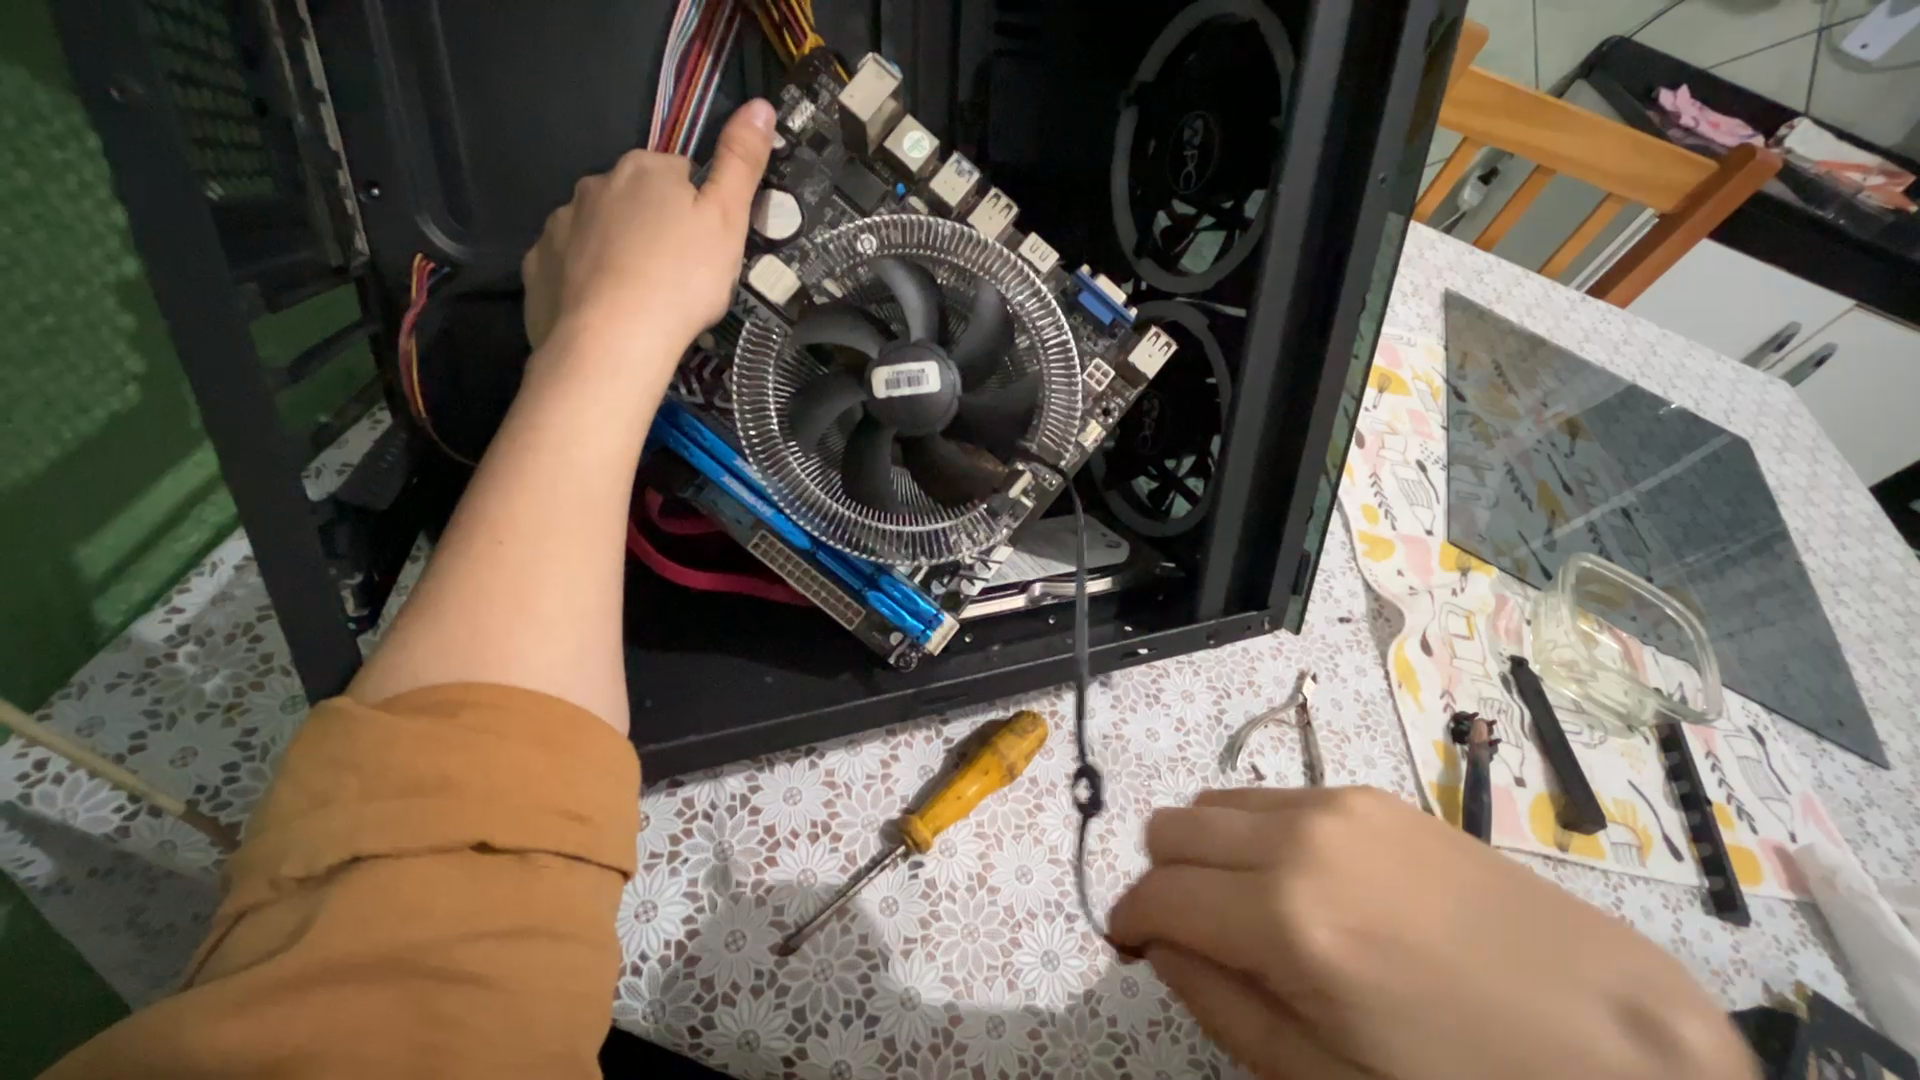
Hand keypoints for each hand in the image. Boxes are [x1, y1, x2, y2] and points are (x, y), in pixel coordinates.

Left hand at [521, 99, 774, 372]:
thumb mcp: (728, 220)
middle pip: (637, 201)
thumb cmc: (681, 280)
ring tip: (643, 299)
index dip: (699, 211)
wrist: (611, 342)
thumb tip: (761, 106)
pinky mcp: (538, 266)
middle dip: (656, 229)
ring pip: (601, 231)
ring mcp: (561, 225)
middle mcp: (595, 185)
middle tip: (680, 278)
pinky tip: (608, 311)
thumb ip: (742, 162)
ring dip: (620, 254)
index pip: (681, 175)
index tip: (708, 248)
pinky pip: (569, 266)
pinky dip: (587, 282)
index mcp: (645, 169)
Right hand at [1109, 787, 1756, 1079]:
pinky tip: (1305, 887)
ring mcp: (1340, 806)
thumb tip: (1161, 945)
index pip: (1155, 895)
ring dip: (1204, 852)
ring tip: (1246, 912)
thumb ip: (1220, 1004)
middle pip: (1170, 828)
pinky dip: (1254, 833)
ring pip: (1215, 803)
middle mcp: (1299, 836)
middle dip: (1161, 882)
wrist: (1620, 1040)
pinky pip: (1273, 799)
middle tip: (1193, 938)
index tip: (1132, 950)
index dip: (1127, 923)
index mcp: (1284, 916)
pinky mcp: (1376, 798)